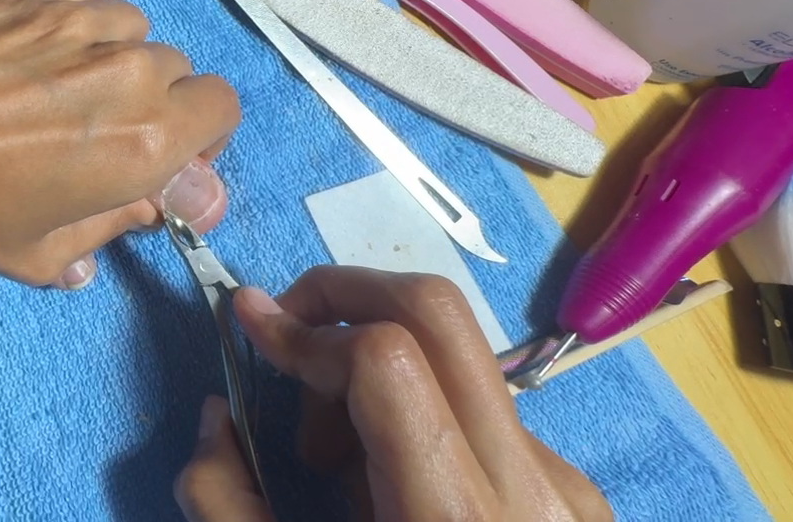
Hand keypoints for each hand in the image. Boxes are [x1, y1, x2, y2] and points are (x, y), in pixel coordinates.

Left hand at [0, 0, 238, 286]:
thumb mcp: (36, 252)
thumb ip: (108, 230)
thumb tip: (138, 212)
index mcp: (141, 140)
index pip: (219, 110)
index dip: (196, 132)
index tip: (158, 147)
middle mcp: (121, 67)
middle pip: (173, 67)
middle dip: (147, 97)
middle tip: (92, 123)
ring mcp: (69, 16)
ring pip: (127, 24)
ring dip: (108, 51)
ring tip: (53, 79)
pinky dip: (69, 15)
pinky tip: (23, 41)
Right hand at [176, 267, 611, 521]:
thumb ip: (222, 498)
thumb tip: (219, 410)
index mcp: (454, 518)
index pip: (385, 356)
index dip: (302, 326)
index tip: (249, 327)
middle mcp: (532, 488)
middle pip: (434, 310)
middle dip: (339, 292)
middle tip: (285, 333)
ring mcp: (565, 485)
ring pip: (448, 351)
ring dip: (364, 361)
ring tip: (331, 452)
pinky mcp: (573, 490)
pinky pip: (471, 398)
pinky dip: (403, 404)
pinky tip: (382, 479)